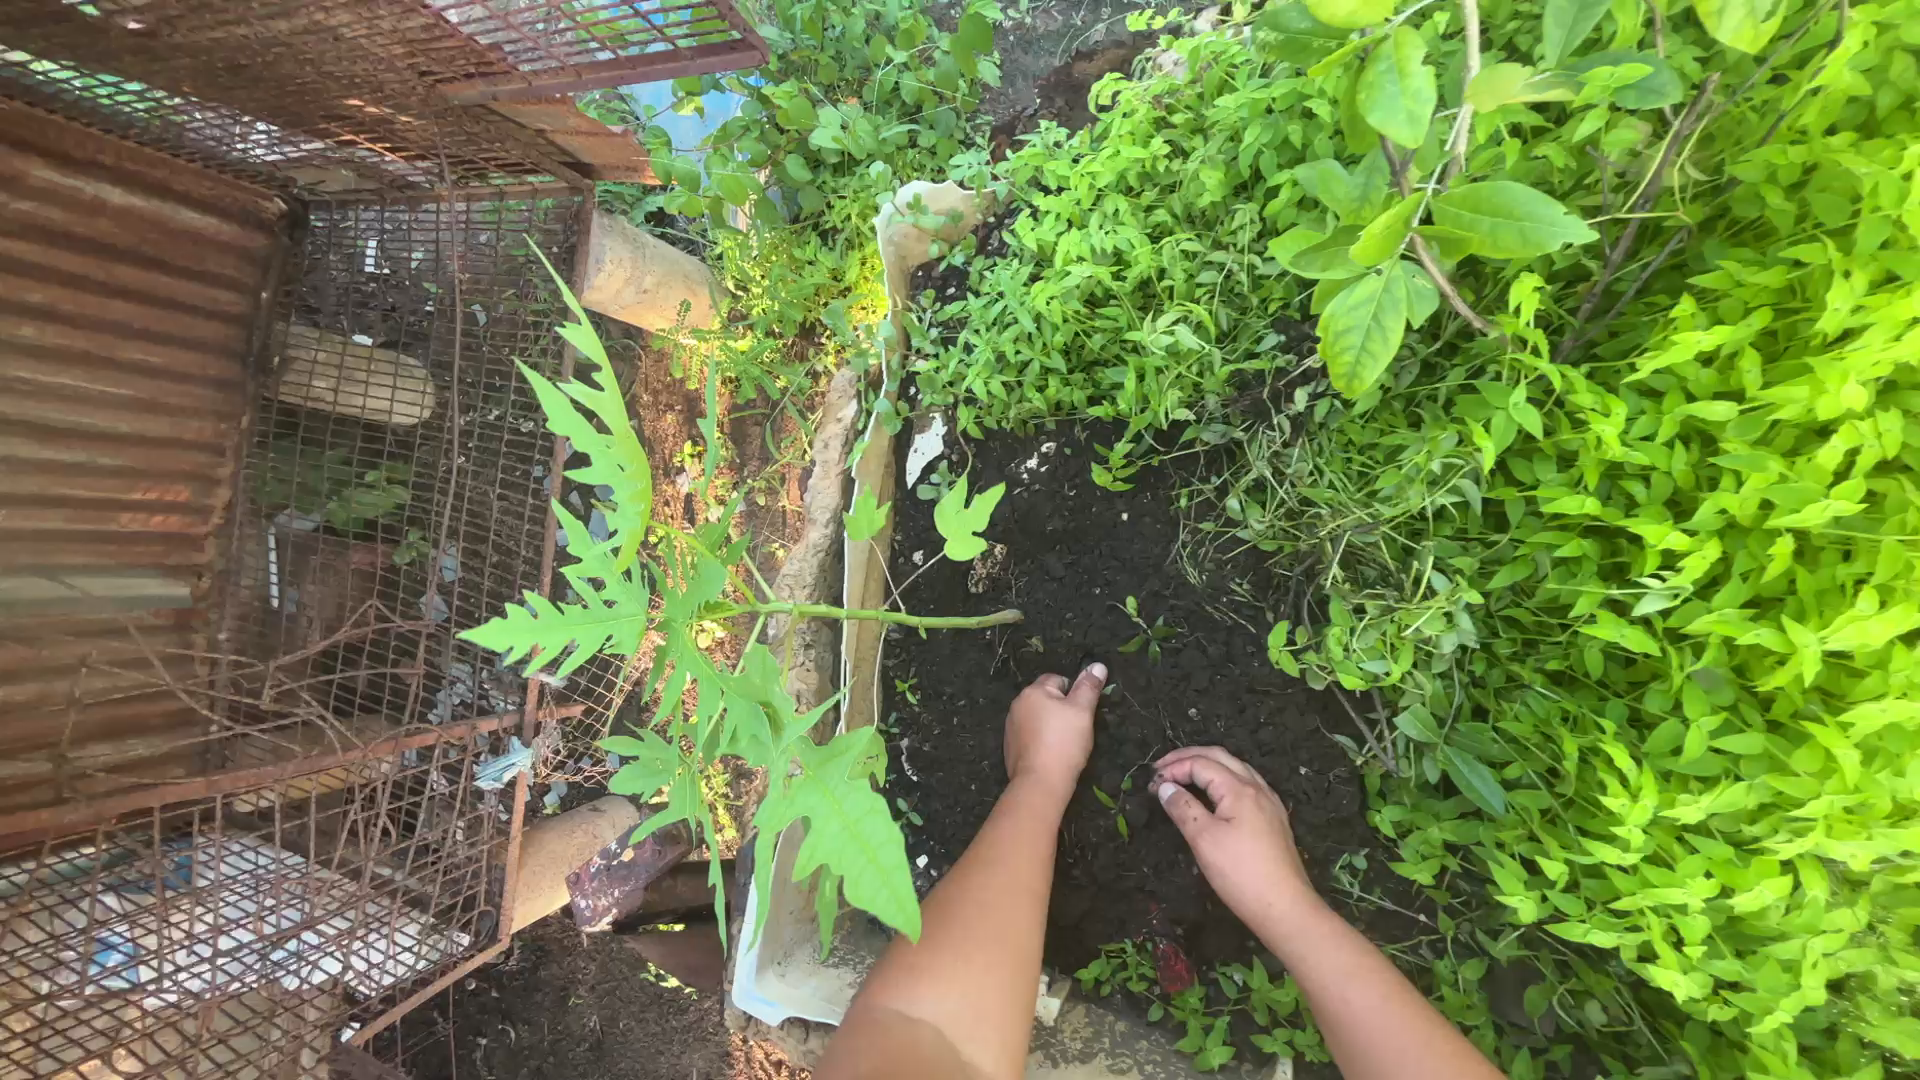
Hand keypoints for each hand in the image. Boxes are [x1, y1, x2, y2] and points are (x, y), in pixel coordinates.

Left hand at [1004, 663, 1105, 796]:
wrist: (1040, 782)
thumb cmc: (1064, 742)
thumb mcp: (1083, 711)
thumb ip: (1089, 686)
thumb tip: (1098, 664)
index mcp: (1033, 691)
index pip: (1057, 679)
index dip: (1073, 693)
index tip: (1081, 713)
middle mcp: (1017, 704)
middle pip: (1045, 698)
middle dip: (1060, 709)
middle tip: (1075, 729)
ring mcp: (1011, 726)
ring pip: (1037, 717)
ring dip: (1049, 724)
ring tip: (1063, 743)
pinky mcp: (1010, 746)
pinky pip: (1029, 735)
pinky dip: (1040, 739)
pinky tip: (1050, 754)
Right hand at [1153, 746, 1320, 928]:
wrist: (1286, 909)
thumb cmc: (1240, 873)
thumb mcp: (1203, 839)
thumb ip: (1183, 807)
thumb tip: (1165, 786)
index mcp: (1239, 789)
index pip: (1200, 764)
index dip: (1173, 769)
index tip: (1152, 784)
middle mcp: (1257, 788)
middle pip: (1219, 756)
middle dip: (1188, 757)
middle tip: (1162, 768)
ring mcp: (1269, 802)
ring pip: (1235, 767)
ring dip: (1207, 765)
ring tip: (1184, 775)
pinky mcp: (1274, 818)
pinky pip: (1246, 783)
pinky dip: (1223, 778)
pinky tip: (1216, 793)